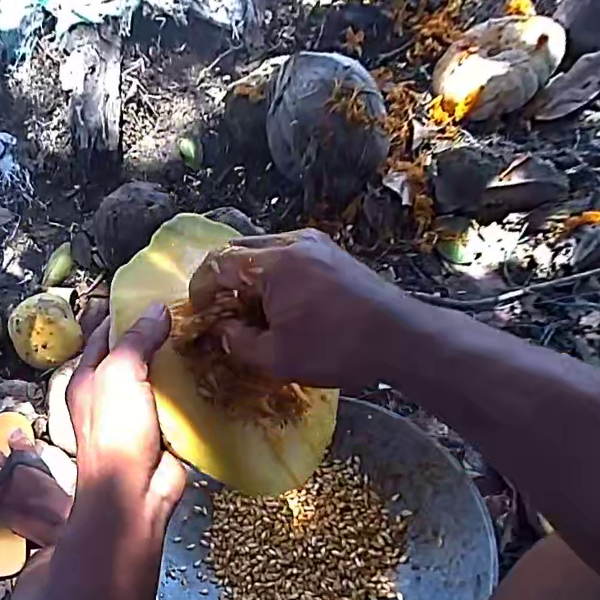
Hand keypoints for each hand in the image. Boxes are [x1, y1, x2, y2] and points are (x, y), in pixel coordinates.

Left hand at [64, 303, 189, 535]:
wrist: (134, 493)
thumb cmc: (116, 432)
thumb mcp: (119, 374)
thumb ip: (137, 339)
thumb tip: (158, 309)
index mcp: (88, 378)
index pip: (104, 336)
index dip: (124, 314)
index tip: (152, 294)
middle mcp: (110, 394)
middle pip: (134, 356)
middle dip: (157, 336)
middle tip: (188, 311)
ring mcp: (137, 414)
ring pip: (159, 379)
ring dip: (178, 361)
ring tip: (205, 333)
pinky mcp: (163, 431)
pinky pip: (179, 403)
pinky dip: (193, 389)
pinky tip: (212, 369)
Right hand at [190, 229, 418, 388]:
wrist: (400, 338)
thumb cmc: (336, 348)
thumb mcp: (276, 357)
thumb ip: (238, 342)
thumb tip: (222, 331)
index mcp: (274, 263)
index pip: (218, 263)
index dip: (200, 288)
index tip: (199, 313)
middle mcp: (293, 242)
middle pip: (238, 251)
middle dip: (222, 281)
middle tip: (220, 313)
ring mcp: (316, 244)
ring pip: (263, 251)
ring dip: (248, 278)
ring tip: (250, 312)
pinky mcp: (331, 253)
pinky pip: (287, 256)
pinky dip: (271, 276)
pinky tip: (279, 305)